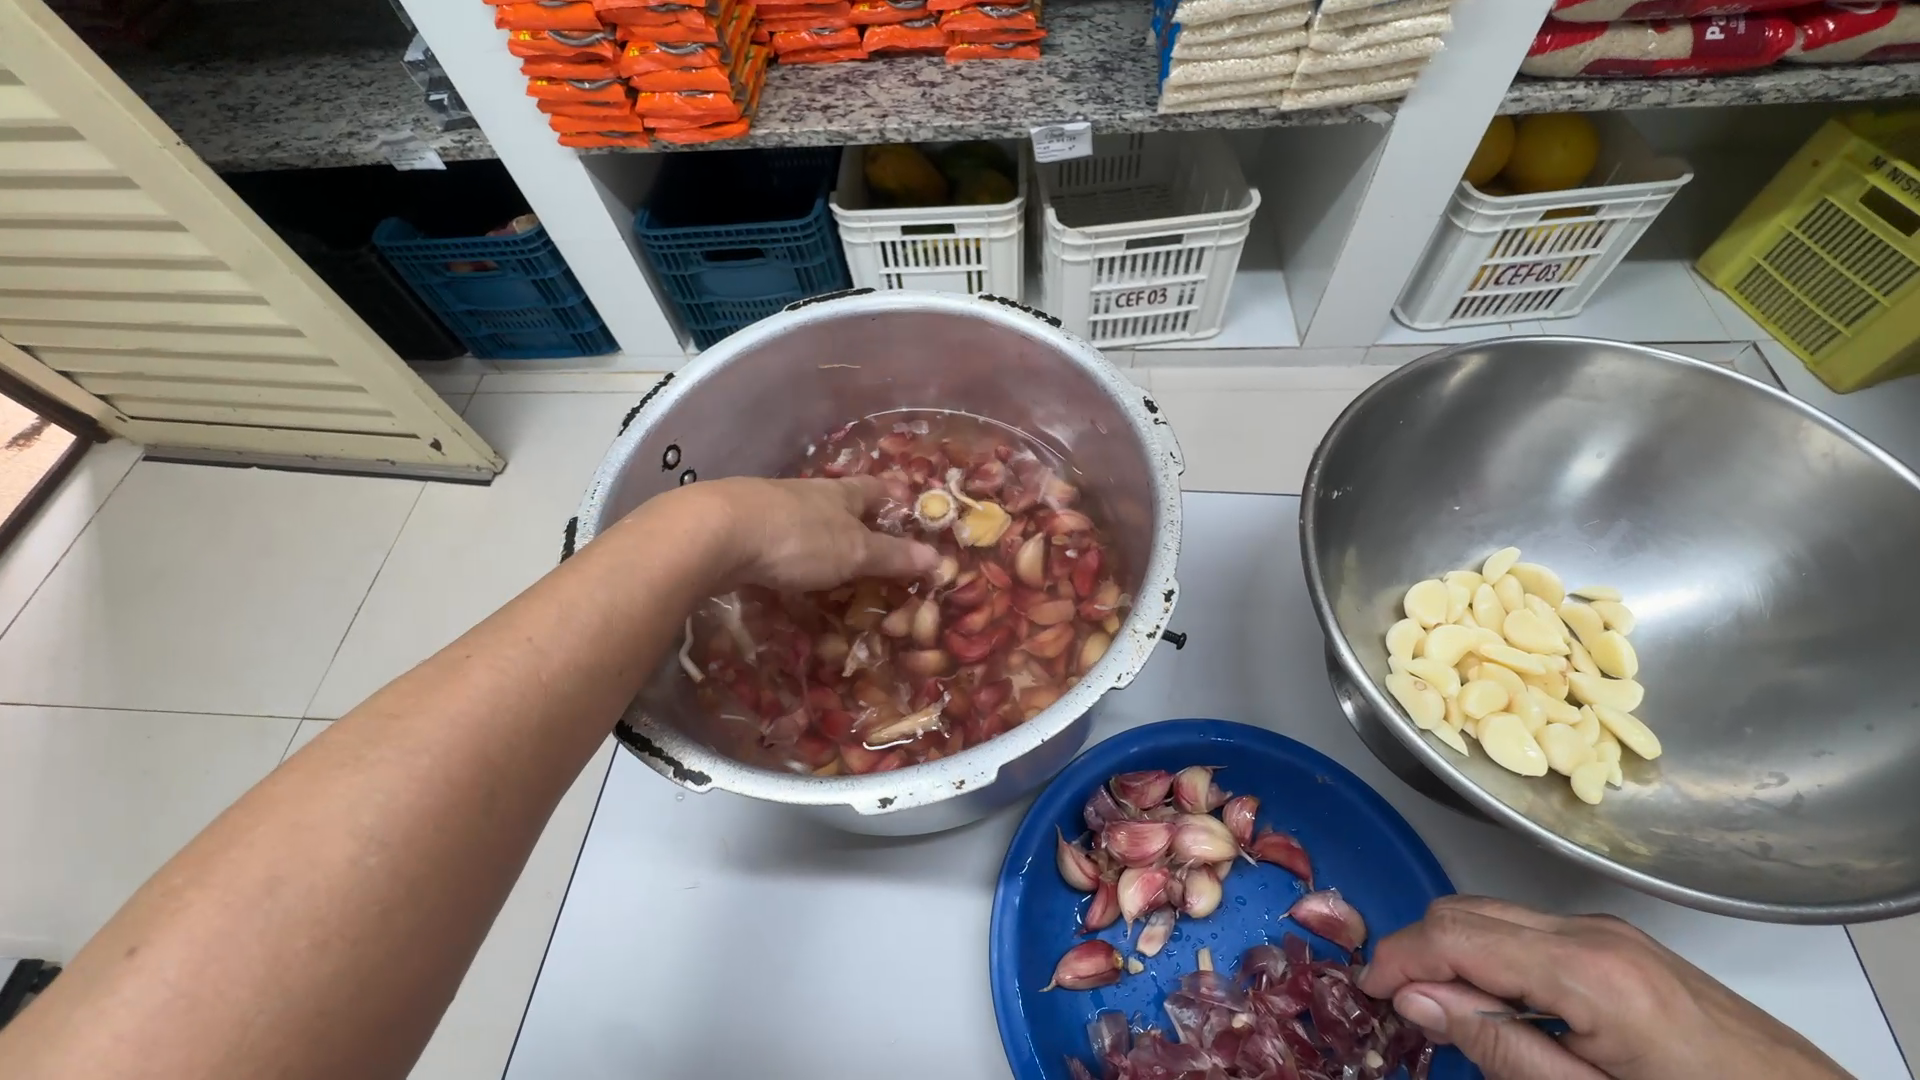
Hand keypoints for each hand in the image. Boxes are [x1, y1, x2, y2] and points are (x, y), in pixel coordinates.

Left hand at [690, 476, 938, 592]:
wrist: (716, 533)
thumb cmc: (799, 539)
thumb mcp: (854, 551)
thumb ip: (891, 556)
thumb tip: (938, 558)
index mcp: (840, 493)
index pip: (875, 488)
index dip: (893, 495)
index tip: (907, 502)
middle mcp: (807, 494)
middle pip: (838, 501)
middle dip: (856, 516)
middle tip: (872, 536)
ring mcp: (770, 508)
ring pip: (804, 518)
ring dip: (819, 534)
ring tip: (831, 556)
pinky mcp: (740, 529)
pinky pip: (775, 539)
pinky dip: (787, 551)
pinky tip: (784, 568)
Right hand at [1358, 896, 1850, 1079]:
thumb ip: (1500, 1047)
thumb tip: (1416, 1000)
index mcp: (1588, 972)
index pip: (1455, 937)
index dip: (1399, 958)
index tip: (1368, 990)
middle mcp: (1591, 931)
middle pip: (1464, 911)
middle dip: (1418, 950)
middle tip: (1400, 1004)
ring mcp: (1607, 931)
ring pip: (1489, 912)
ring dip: (1450, 949)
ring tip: (1442, 1006)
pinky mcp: (1618, 942)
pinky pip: (1524, 927)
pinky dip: (1489, 951)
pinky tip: (1495, 998)